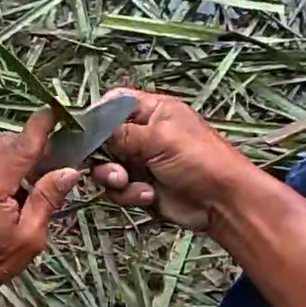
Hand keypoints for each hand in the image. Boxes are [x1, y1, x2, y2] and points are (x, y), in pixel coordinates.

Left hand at [0, 108, 80, 306]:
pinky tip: (7, 193)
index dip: (40, 127)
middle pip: (5, 145)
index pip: (20, 146)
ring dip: (14, 161)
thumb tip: (69, 170)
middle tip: (53, 162)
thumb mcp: (31, 236)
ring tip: (28, 187)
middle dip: (30, 148)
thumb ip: (48, 198)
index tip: (56, 110)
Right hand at [92, 90, 258, 231]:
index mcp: (153, 111)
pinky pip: (118, 189)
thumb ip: (121, 133)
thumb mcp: (160, 139)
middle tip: (109, 164)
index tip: (83, 133)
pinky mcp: (140, 186)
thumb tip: (91, 130)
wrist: (222, 203)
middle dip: (101, 155)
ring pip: (106, 167)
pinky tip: (148, 195)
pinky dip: (128, 194)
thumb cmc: (202, 161)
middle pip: (103, 138)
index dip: (96, 116)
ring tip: (127, 182)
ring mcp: (141, 161)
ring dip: (113, 178)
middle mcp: (143, 134)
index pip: (113, 103)